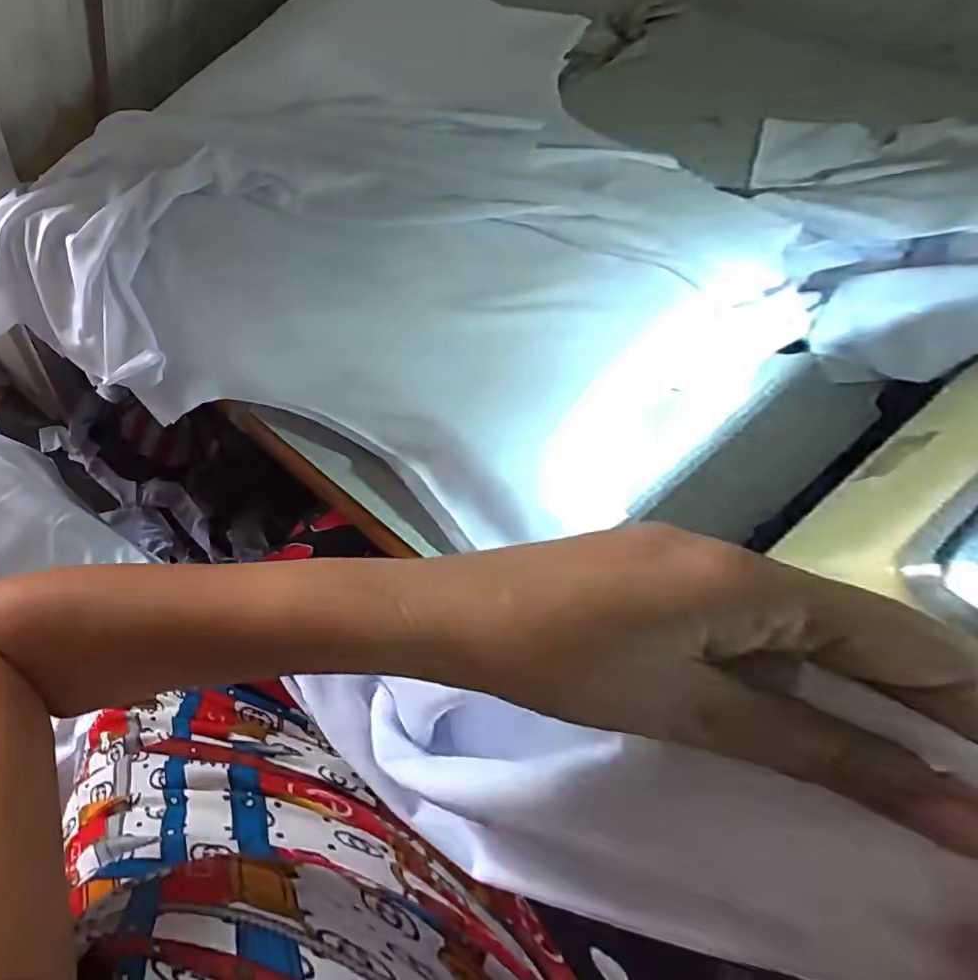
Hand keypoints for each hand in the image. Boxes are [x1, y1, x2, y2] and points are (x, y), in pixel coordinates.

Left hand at [417, 523, 977, 854]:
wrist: (437, 612)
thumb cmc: (553, 660)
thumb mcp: (690, 710)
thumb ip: (822, 750)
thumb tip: (964, 812)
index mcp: (746, 577)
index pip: (908, 643)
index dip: (967, 713)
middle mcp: (715, 551)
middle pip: (847, 628)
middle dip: (901, 701)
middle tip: (937, 779)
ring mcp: (663, 553)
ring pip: (781, 621)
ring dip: (826, 683)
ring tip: (865, 755)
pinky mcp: (625, 566)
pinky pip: (720, 611)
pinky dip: (757, 659)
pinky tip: (762, 703)